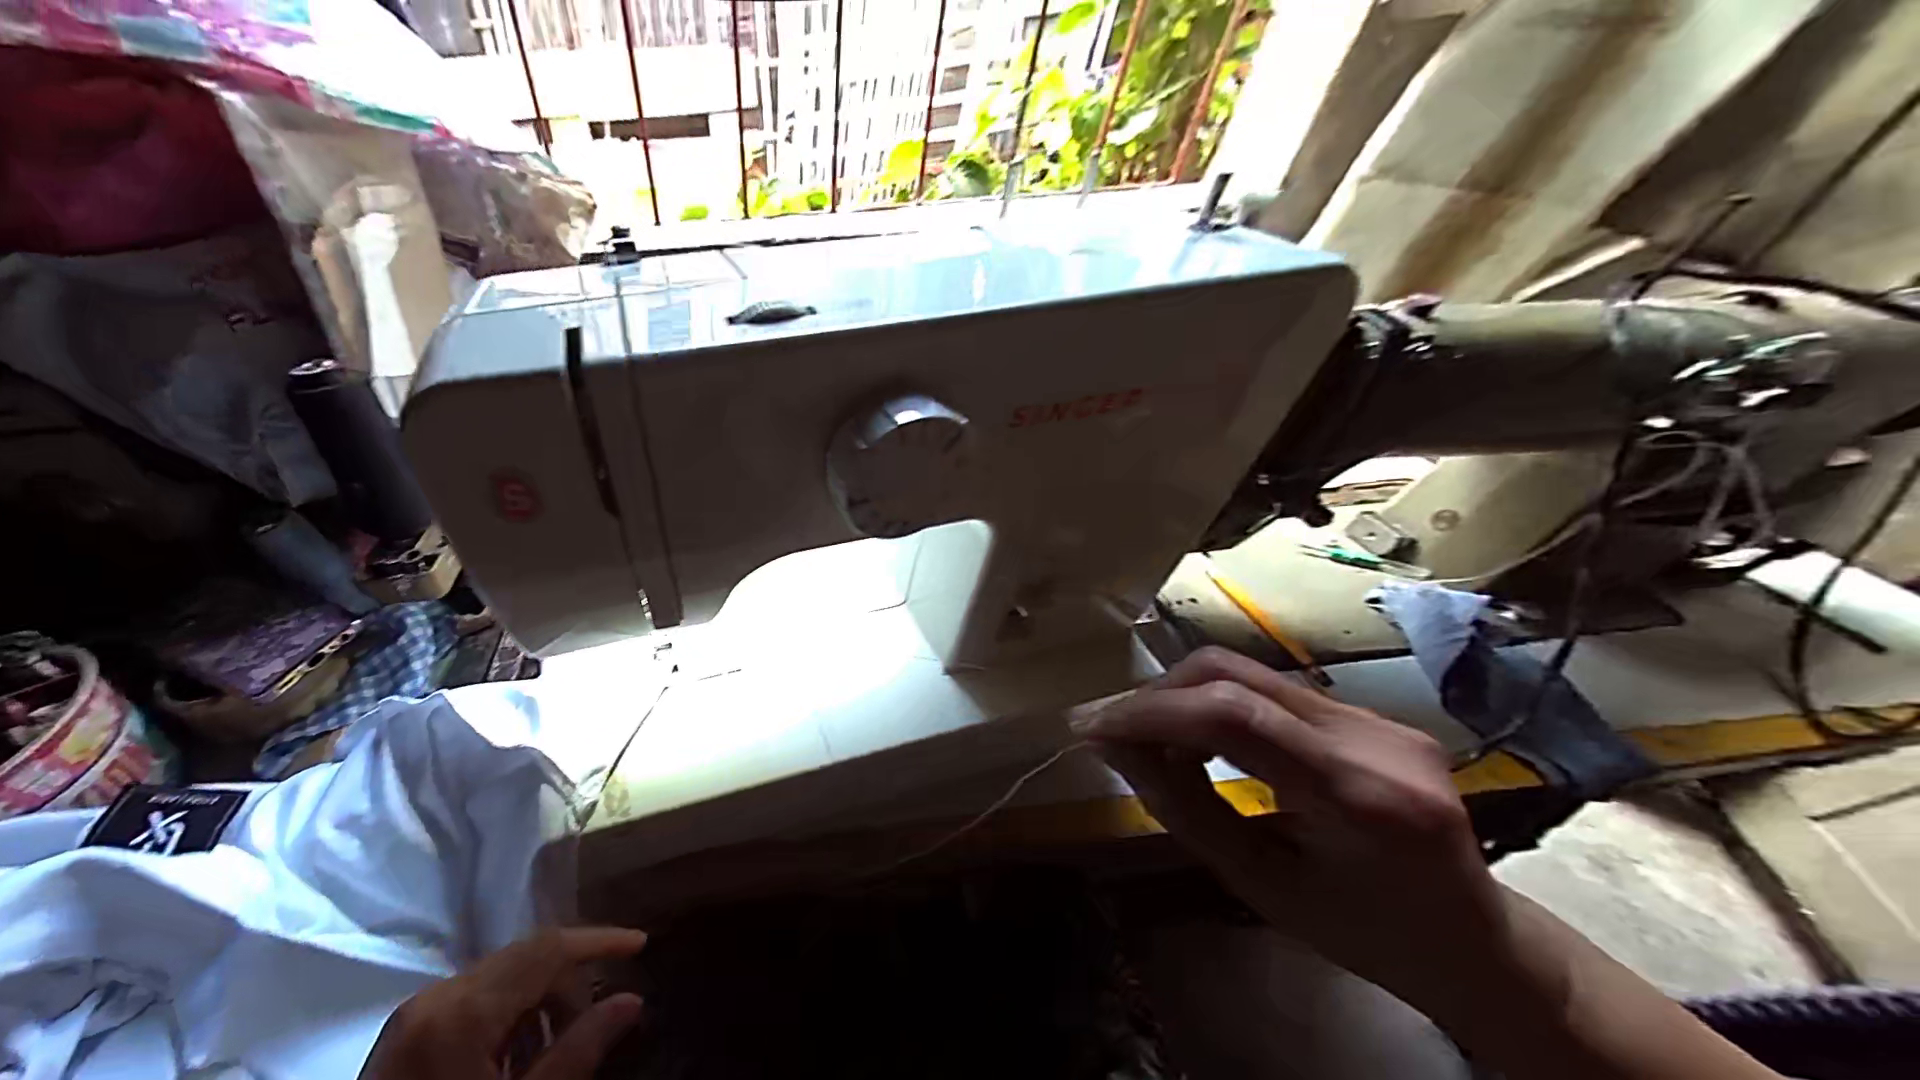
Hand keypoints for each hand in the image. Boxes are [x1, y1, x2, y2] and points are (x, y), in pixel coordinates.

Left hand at [359, 927, 648, 1079]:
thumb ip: (580, 1050)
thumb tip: (631, 1000)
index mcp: (463, 1011)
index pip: (548, 948)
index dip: (600, 941)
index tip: (640, 945)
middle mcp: (436, 997)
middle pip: (527, 958)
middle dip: (570, 982)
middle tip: (594, 1024)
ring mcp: (413, 1016)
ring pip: (502, 978)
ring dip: (540, 1001)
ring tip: (554, 1052)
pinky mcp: (403, 1036)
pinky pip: (474, 1002)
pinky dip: (508, 1017)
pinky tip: (515, 1061)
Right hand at [1078, 646, 1504, 997]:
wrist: (1478, 942)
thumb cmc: (1368, 938)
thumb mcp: (1264, 887)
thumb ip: (1186, 810)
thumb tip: (1119, 750)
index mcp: (1358, 794)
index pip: (1232, 717)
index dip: (1149, 712)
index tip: (1091, 727)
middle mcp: (1372, 736)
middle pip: (1234, 674)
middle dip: (1158, 696)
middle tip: (1111, 731)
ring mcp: (1376, 717)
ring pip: (1249, 673)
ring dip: (1183, 698)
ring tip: (1149, 740)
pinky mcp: (1369, 712)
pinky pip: (1271, 690)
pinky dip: (1218, 706)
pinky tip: (1199, 740)